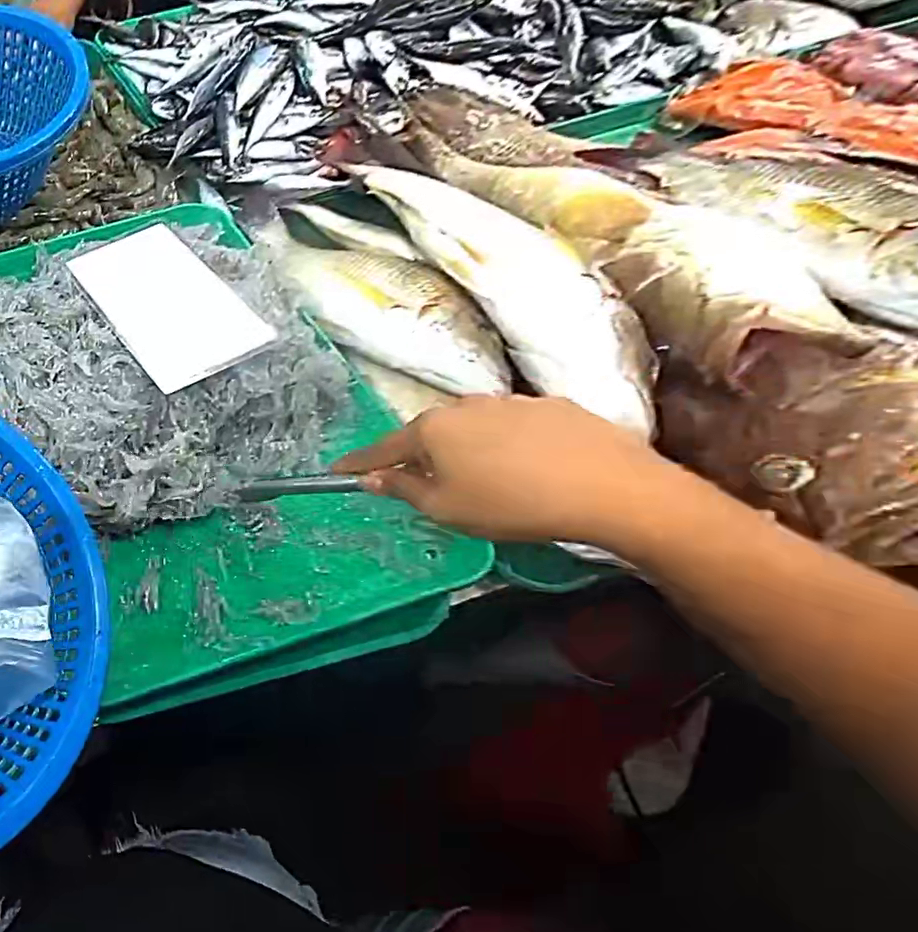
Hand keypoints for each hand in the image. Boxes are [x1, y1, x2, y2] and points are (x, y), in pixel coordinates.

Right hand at [332, 396, 694, 545]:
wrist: (615, 491)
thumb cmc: (511, 504)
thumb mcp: (444, 508)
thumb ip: (402, 489)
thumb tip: (373, 478)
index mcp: (432, 429)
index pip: (382, 448)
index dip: (358, 463)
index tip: (337, 471)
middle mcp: (466, 406)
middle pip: (427, 432)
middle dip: (415, 454)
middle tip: (414, 480)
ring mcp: (513, 402)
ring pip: (470, 426)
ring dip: (461, 448)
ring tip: (474, 477)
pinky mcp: (555, 406)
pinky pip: (510, 426)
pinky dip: (502, 444)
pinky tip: (520, 468)